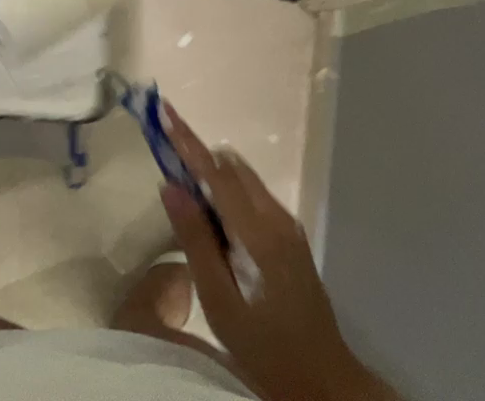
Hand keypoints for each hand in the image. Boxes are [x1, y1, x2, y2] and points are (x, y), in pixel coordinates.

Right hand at [158, 103, 394, 400]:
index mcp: (258, 233)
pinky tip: (209, 223)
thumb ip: (195, 239)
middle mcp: (277, 218)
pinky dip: (226, 195)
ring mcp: (287, 227)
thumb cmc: (263, 344)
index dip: (188, 140)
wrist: (321, 379)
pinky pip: (252, 199)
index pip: (217, 172)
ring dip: (211, 177)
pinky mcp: (289, 237)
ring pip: (242, 181)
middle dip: (196, 156)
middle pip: (231, 168)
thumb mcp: (218, 298)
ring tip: (181, 197)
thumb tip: (170, 185)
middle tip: (163, 163)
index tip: (165, 110)